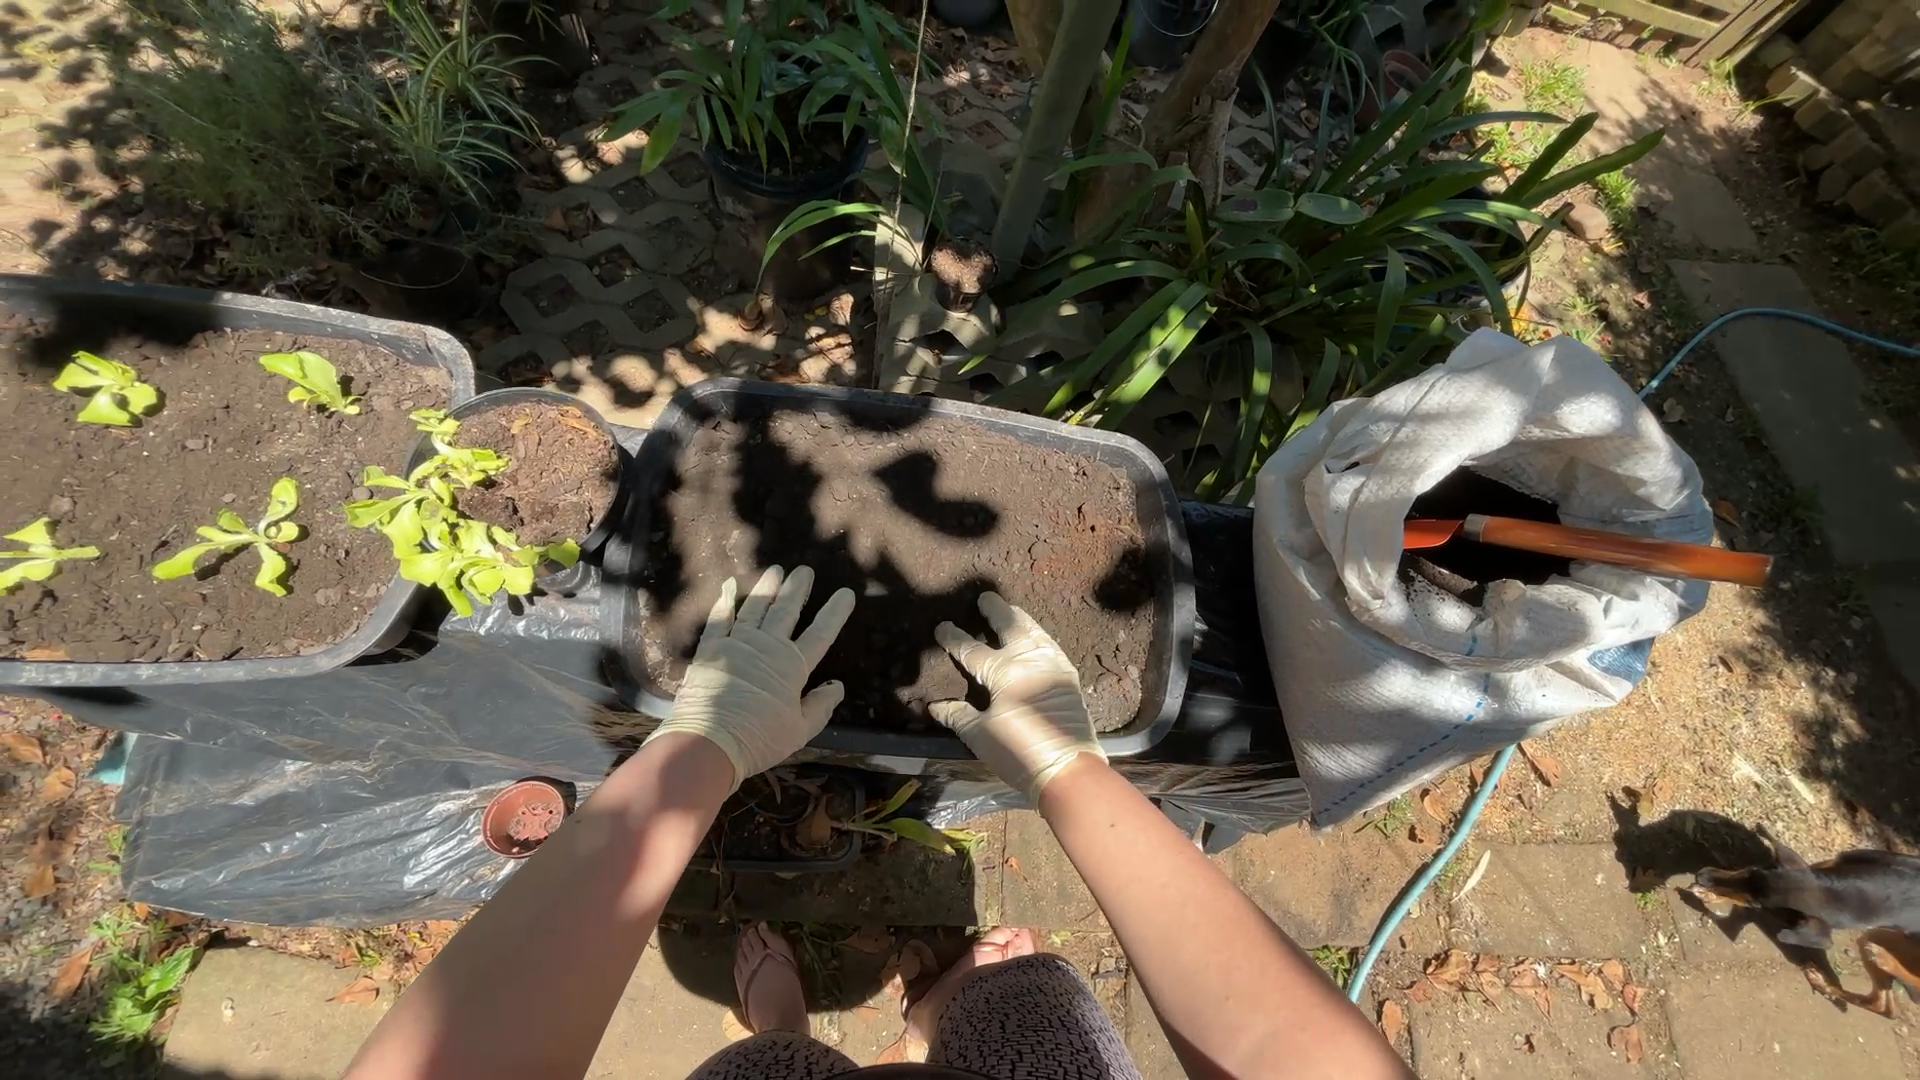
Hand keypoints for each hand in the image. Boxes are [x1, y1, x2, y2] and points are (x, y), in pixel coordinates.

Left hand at [645, 565, 854, 789]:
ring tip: (776, 570)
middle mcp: (768, 647)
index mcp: (793, 666)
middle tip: (805, 570)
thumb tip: (838, 686)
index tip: (846, 593)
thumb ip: (821, 706)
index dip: (835, 612)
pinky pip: (720, 618)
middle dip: (798, 588)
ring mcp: (737, 644)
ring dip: (767, 588)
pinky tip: (730, 587)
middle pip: (787, 611)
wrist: (708, 742)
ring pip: (756, 607)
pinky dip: (726, 601)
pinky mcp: (711, 649)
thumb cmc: (759, 739)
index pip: (821, 632)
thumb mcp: (800, 731)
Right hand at [931, 592, 1105, 802]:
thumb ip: (958, 715)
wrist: (1068, 770)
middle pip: (1009, 625)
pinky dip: (1038, 634)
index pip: (971, 649)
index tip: (942, 626)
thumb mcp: (980, 735)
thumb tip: (935, 705)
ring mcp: (1053, 665)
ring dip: (1019, 618)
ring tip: (1010, 609)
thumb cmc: (1019, 752)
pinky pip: (1050, 645)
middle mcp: (1030, 659)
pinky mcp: (1068, 677)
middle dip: (995, 610)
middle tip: (985, 597)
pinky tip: (1034, 635)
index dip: (954, 638)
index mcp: (1004, 671)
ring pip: (1033, 631)